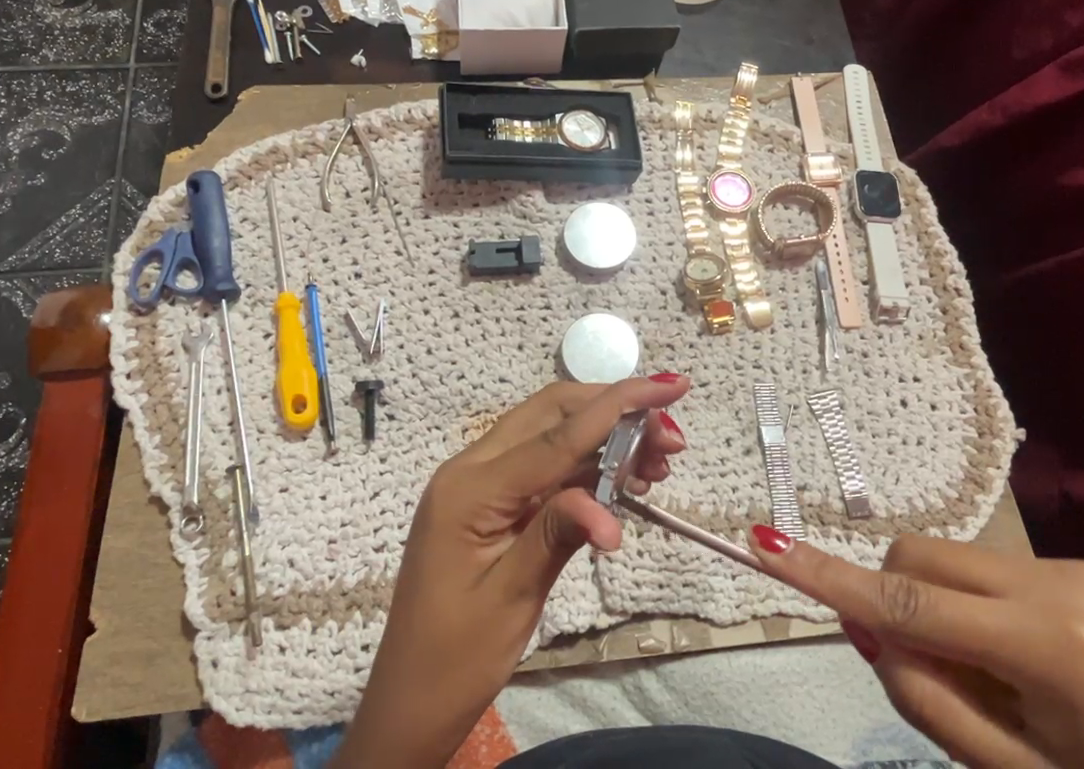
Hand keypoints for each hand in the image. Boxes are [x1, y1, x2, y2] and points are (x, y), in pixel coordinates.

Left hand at [331, 376, 690, 768]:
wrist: (409, 698)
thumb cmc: (454, 657)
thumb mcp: (509, 599)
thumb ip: (556, 536)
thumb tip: (612, 511)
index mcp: (469, 488)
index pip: (556, 435)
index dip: (617, 406)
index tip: (671, 386)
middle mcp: (470, 469)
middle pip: (552, 414)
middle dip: (616, 412)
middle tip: (673, 439)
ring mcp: (478, 483)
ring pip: (551, 435)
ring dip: (607, 439)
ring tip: (660, 464)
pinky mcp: (491, 502)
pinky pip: (543, 466)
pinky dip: (588, 466)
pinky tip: (625, 482)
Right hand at [746, 527, 1083, 768]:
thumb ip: (925, 692)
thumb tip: (864, 620)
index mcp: (1052, 644)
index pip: (907, 601)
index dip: (827, 575)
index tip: (763, 543)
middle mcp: (1063, 581)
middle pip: (921, 556)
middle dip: (896, 600)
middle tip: (926, 678)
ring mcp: (1082, 569)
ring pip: (953, 562)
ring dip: (938, 609)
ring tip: (992, 686)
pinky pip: (993, 573)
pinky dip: (975, 611)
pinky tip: (1021, 669)